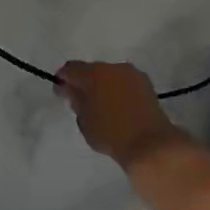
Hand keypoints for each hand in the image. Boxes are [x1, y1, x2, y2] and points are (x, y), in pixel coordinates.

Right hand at [56, 60, 183, 166]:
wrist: (148, 142)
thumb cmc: (109, 132)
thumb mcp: (83, 119)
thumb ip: (75, 100)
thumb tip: (70, 89)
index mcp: (95, 74)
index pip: (70, 68)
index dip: (62, 79)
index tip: (61, 94)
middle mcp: (114, 67)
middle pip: (91, 70)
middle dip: (83, 82)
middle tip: (79, 102)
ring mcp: (133, 74)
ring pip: (109, 75)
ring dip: (100, 86)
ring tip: (98, 107)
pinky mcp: (146, 84)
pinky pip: (123, 82)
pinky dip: (115, 90)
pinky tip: (115, 107)